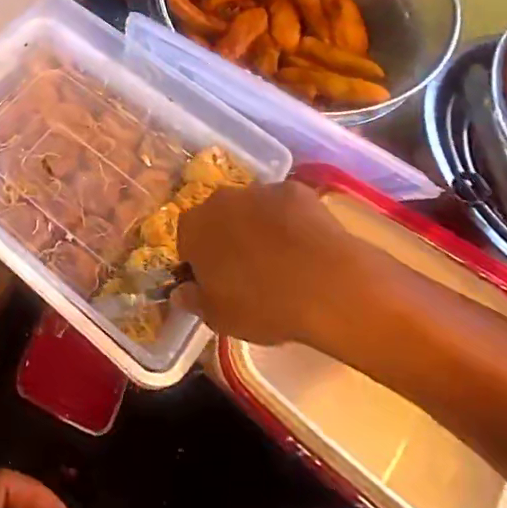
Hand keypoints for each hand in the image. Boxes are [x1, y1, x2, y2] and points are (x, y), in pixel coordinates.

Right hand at [172, 180, 377, 346]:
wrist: (325, 284)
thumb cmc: (263, 304)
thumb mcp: (219, 318)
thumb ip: (194, 300)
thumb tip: (181, 291)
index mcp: (195, 227)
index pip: (186, 238)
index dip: (198, 259)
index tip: (213, 281)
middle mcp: (223, 199)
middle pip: (219, 216)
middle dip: (228, 237)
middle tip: (246, 270)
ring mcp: (261, 189)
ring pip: (252, 208)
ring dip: (259, 226)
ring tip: (281, 260)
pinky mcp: (296, 189)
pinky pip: (285, 205)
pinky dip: (290, 221)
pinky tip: (304, 247)